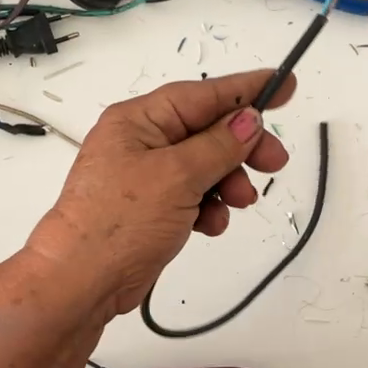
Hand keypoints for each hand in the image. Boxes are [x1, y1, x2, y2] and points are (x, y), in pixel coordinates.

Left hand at [25, 69, 293, 317]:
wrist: (82, 281)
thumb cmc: (119, 222)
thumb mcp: (177, 176)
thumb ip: (218, 145)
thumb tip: (248, 120)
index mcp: (139, 120)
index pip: (202, 95)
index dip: (246, 91)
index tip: (285, 86)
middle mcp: (141, 143)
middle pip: (207, 132)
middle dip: (242, 148)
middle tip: (275, 164)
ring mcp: (145, 179)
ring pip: (204, 168)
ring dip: (227, 183)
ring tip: (237, 203)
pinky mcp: (150, 211)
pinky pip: (192, 198)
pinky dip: (208, 208)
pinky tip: (211, 225)